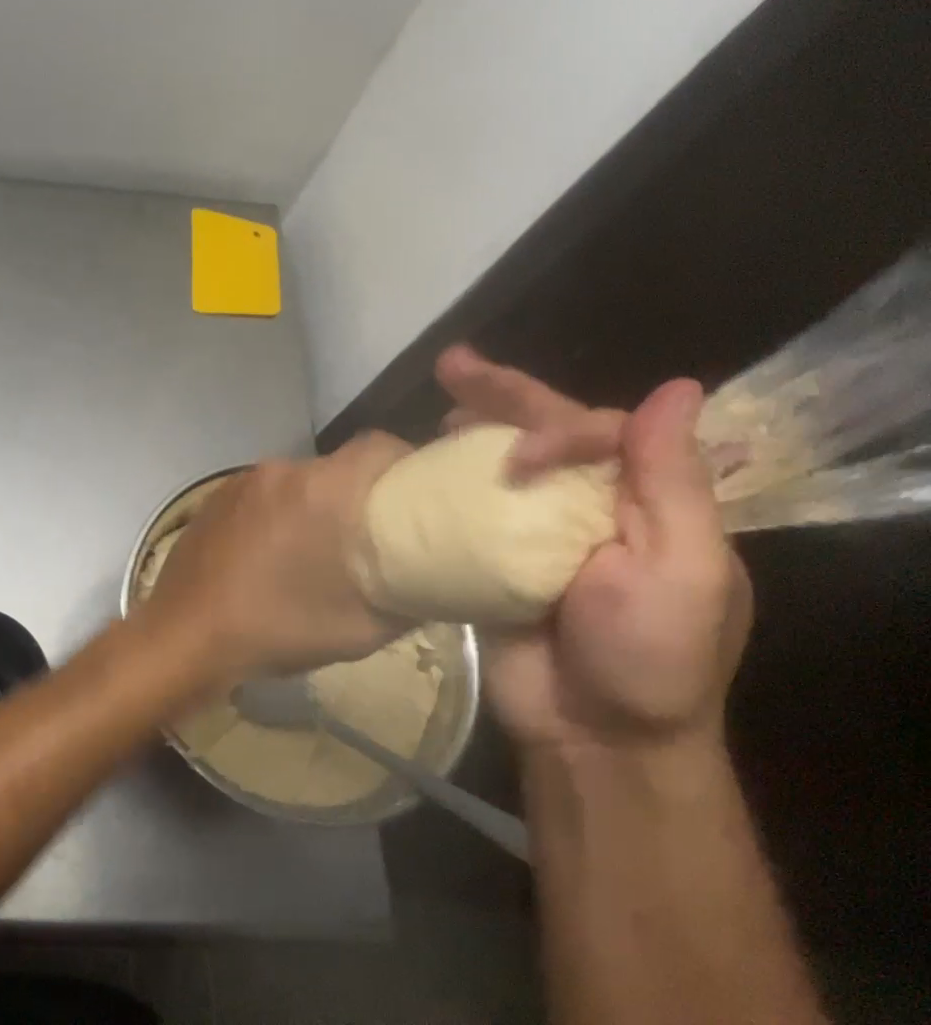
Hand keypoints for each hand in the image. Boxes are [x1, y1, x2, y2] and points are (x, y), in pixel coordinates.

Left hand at [139, 433, 412, 685]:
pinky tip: (273, 554)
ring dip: (313, 507)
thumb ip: (412, 596)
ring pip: (296, 483)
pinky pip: (261, 497)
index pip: (382, 447)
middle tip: (373, 535)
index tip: (419, 499)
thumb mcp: (365, 627)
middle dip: (358, 495)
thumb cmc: (279, 628)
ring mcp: (240, 483)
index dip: (407, 466)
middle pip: (337, 467)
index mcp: (325, 488)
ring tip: (319, 550)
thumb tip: (436, 580)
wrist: (186, 636)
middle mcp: (282, 471)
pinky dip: (277, 515)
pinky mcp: (213, 500)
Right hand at [435, 347, 751, 752]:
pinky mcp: (491, 563)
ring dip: (472, 427)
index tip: (519, 458)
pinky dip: (444, 482)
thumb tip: (676, 389)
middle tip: (452, 366)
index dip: (555, 427)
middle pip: (546, 434)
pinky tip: (418, 462)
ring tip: (438, 396)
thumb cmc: (649, 655)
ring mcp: (537, 535)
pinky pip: (468, 512)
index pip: (599, 432)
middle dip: (503, 397)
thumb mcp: (682, 570)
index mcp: (647, 501)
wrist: (591, 733)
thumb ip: (672, 483)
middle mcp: (591, 506)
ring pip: (502, 465)